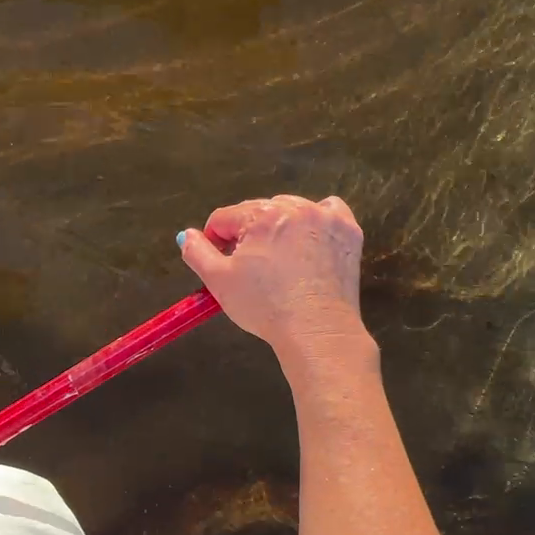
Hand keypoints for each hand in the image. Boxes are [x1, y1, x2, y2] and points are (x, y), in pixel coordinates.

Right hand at [178, 195, 366, 363]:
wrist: (315, 328)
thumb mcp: (217, 280)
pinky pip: (326, 211)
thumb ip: (196, 252)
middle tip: (247, 266)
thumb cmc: (263, 305)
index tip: (220, 264)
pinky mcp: (348, 231)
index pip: (223, 217)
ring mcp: (326, 217)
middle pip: (255, 211)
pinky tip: (305, 243)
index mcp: (261, 215)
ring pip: (288, 210)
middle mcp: (295, 207)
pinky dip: (312, 221)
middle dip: (245, 234)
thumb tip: (185, 235)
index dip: (214, 241)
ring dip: (276, 227)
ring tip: (276, 259)